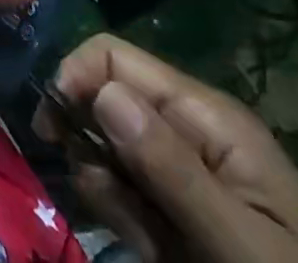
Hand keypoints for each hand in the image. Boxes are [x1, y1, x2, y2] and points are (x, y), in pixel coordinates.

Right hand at [40, 35, 297, 262]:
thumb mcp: (240, 240)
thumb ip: (171, 168)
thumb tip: (101, 90)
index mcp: (204, 112)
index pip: (107, 55)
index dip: (72, 82)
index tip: (57, 136)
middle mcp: (184, 123)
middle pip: (96, 102)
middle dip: (92, 155)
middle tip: (127, 214)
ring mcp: (178, 161)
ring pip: (100, 148)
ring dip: (109, 196)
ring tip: (156, 245)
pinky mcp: (172, 195)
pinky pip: (118, 184)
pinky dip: (123, 216)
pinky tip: (157, 248)